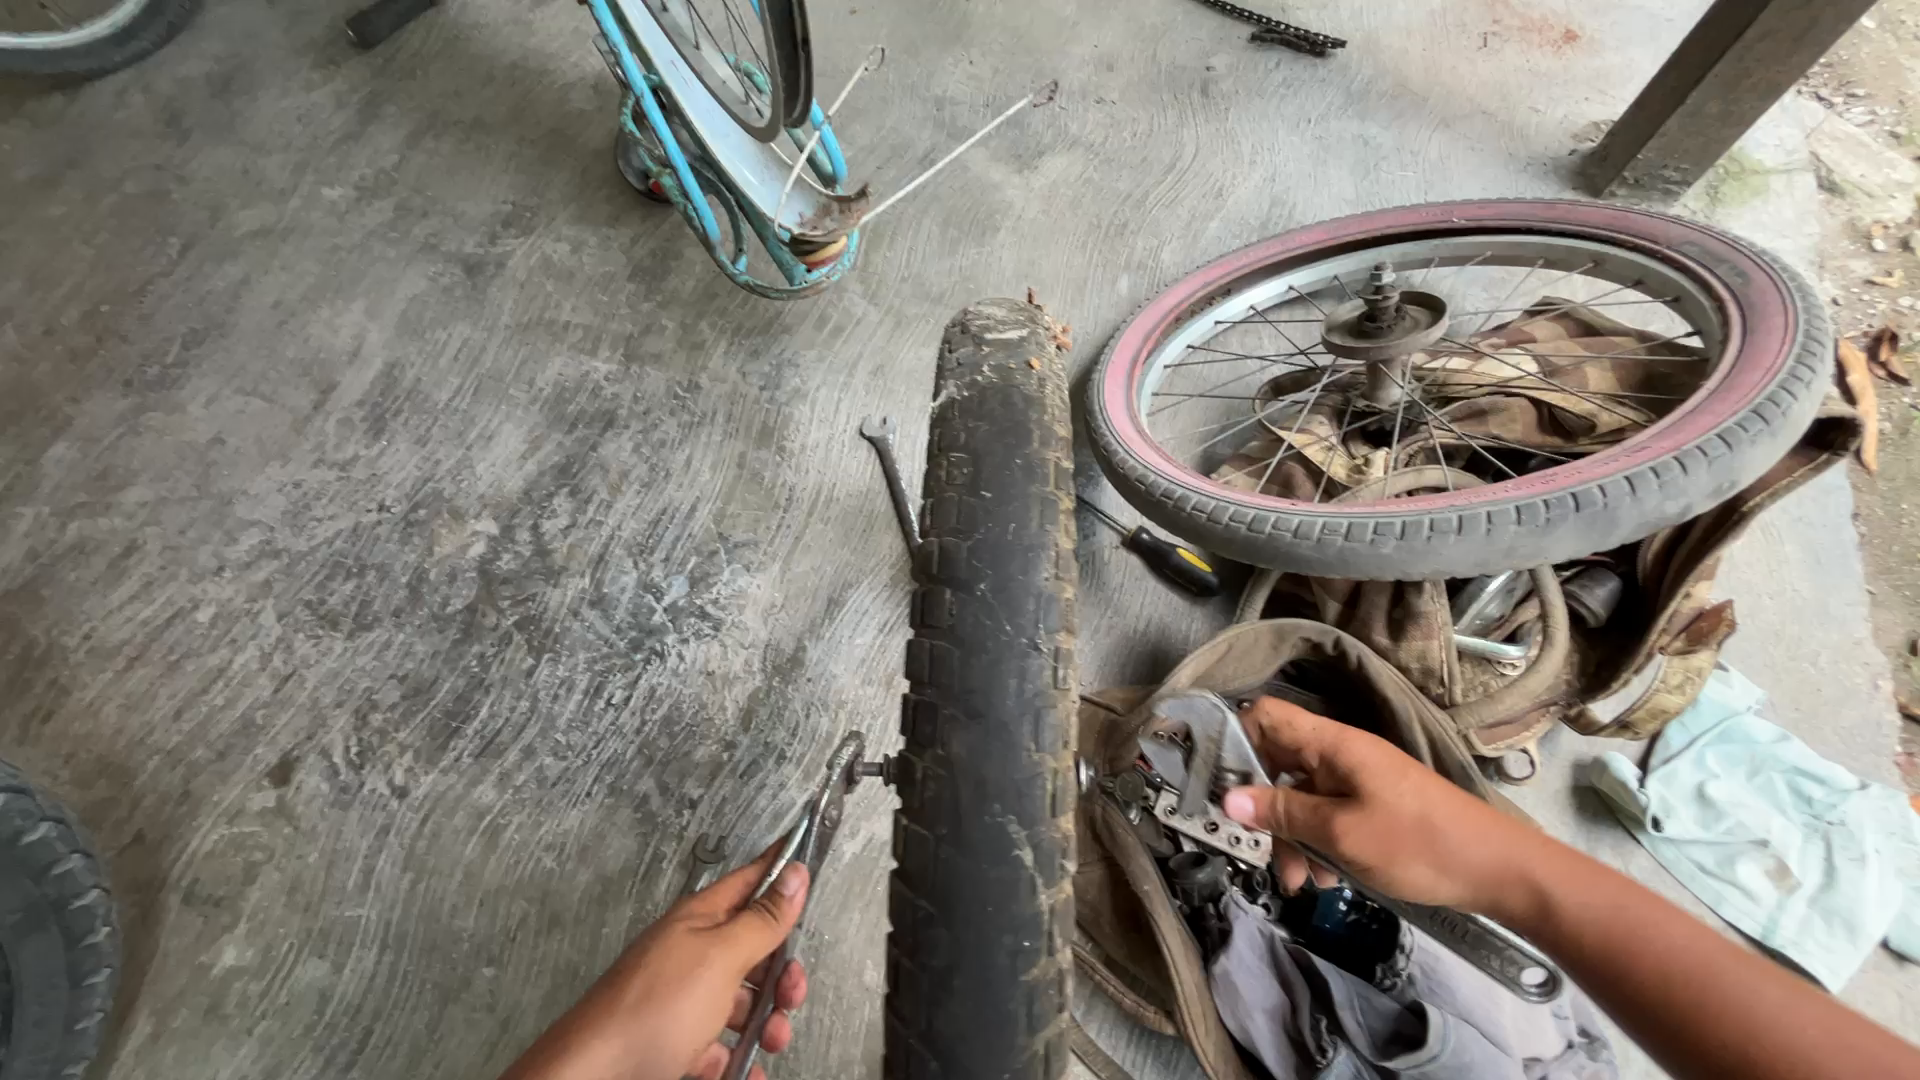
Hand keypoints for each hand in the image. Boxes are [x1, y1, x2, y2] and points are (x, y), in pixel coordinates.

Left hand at [498, 844, 811, 1079]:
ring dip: (766, 1022)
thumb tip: (794, 873)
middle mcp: (693, 953)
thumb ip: (762, 919)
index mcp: (702, 919)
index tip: (811, 860)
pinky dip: (738, 1060)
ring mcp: (683, 1001)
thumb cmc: (651, 1013)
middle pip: (754, 949)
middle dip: (782, 973)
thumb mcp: (721, 958)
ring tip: (770, 1043)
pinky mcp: (674, 1044)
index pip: (752, 879)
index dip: (781, 870)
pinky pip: (719, 1046)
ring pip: (741, 1001)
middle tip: (791, 995)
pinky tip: (745, 1073)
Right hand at [1222, 697, 1543, 917]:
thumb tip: (1227, 798)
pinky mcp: (1371, 805)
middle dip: (1263, 809)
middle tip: (1259, 851)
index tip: (1221, 785)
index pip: (1266, 716)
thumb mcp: (1341, 833)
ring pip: (1300, 797)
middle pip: (1277, 764)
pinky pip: (1326, 815)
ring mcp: (1356, 779)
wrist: (1504, 872)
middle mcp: (1339, 753)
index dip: (1237, 740)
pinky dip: (1319, 844)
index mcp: (1332, 743)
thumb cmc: (1418, 843)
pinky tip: (1327, 881)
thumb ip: (1282, 813)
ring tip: (1299, 883)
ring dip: (1292, 837)